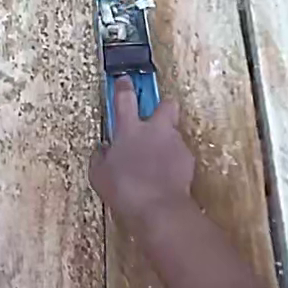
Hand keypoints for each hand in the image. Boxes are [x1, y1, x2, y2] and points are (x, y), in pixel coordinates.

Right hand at [89, 77, 193, 226]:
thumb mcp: (99, 176)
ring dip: (166, 141)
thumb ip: (100, 158)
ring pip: (173, 132)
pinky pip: (180, 154)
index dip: (123, 86)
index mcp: (130, 130)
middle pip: (167, 104)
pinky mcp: (188, 159)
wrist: (159, 208)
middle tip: (154, 120)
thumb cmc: (124, 190)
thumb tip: (102, 149)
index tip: (124, 79)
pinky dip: (173, 161)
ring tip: (156, 162)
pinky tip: (166, 176)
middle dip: (162, 107)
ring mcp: (175, 143)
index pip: (125, 98)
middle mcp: (156, 130)